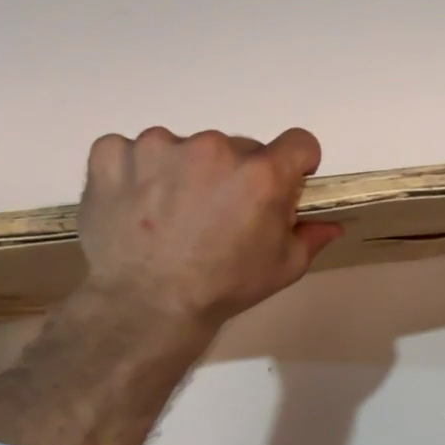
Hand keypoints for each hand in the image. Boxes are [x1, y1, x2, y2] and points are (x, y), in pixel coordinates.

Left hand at [77, 126, 343, 333]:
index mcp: (262, 175)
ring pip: (187, 148)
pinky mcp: (112, 151)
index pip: (299, 142)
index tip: (285, 184)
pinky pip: (135, 150)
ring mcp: (159, 146)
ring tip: (174, 213)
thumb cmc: (225, 285)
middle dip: (238, 174)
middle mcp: (214, 149)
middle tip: (221, 214)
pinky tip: (139, 205)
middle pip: (239, 148)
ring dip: (188, 171)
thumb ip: (311, 237)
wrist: (146, 302)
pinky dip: (140, 171)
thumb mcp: (284, 267)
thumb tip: (332, 225)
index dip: (297, 163)